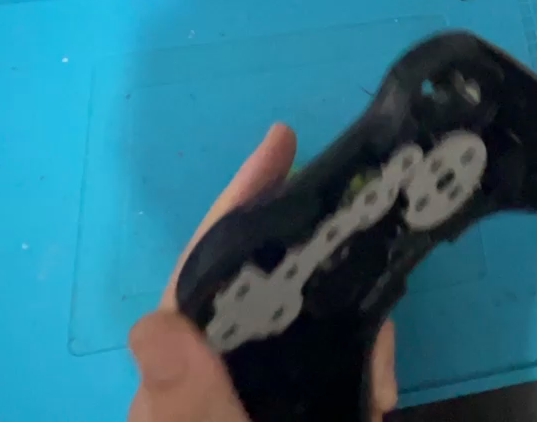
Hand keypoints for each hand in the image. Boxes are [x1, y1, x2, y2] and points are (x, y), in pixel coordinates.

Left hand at [127, 123, 397, 421]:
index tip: (282, 141)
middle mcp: (216, 368)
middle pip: (262, 277)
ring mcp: (260, 385)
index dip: (240, 198)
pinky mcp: (300, 401)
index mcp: (181, 371)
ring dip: (346, 306)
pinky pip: (336, 362)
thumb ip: (185, 407)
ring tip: (377, 309)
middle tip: (352, 195)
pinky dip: (363, 359)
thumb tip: (153, 323)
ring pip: (307, 316)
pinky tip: (383, 372)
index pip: (206, 266)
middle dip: (306, 237)